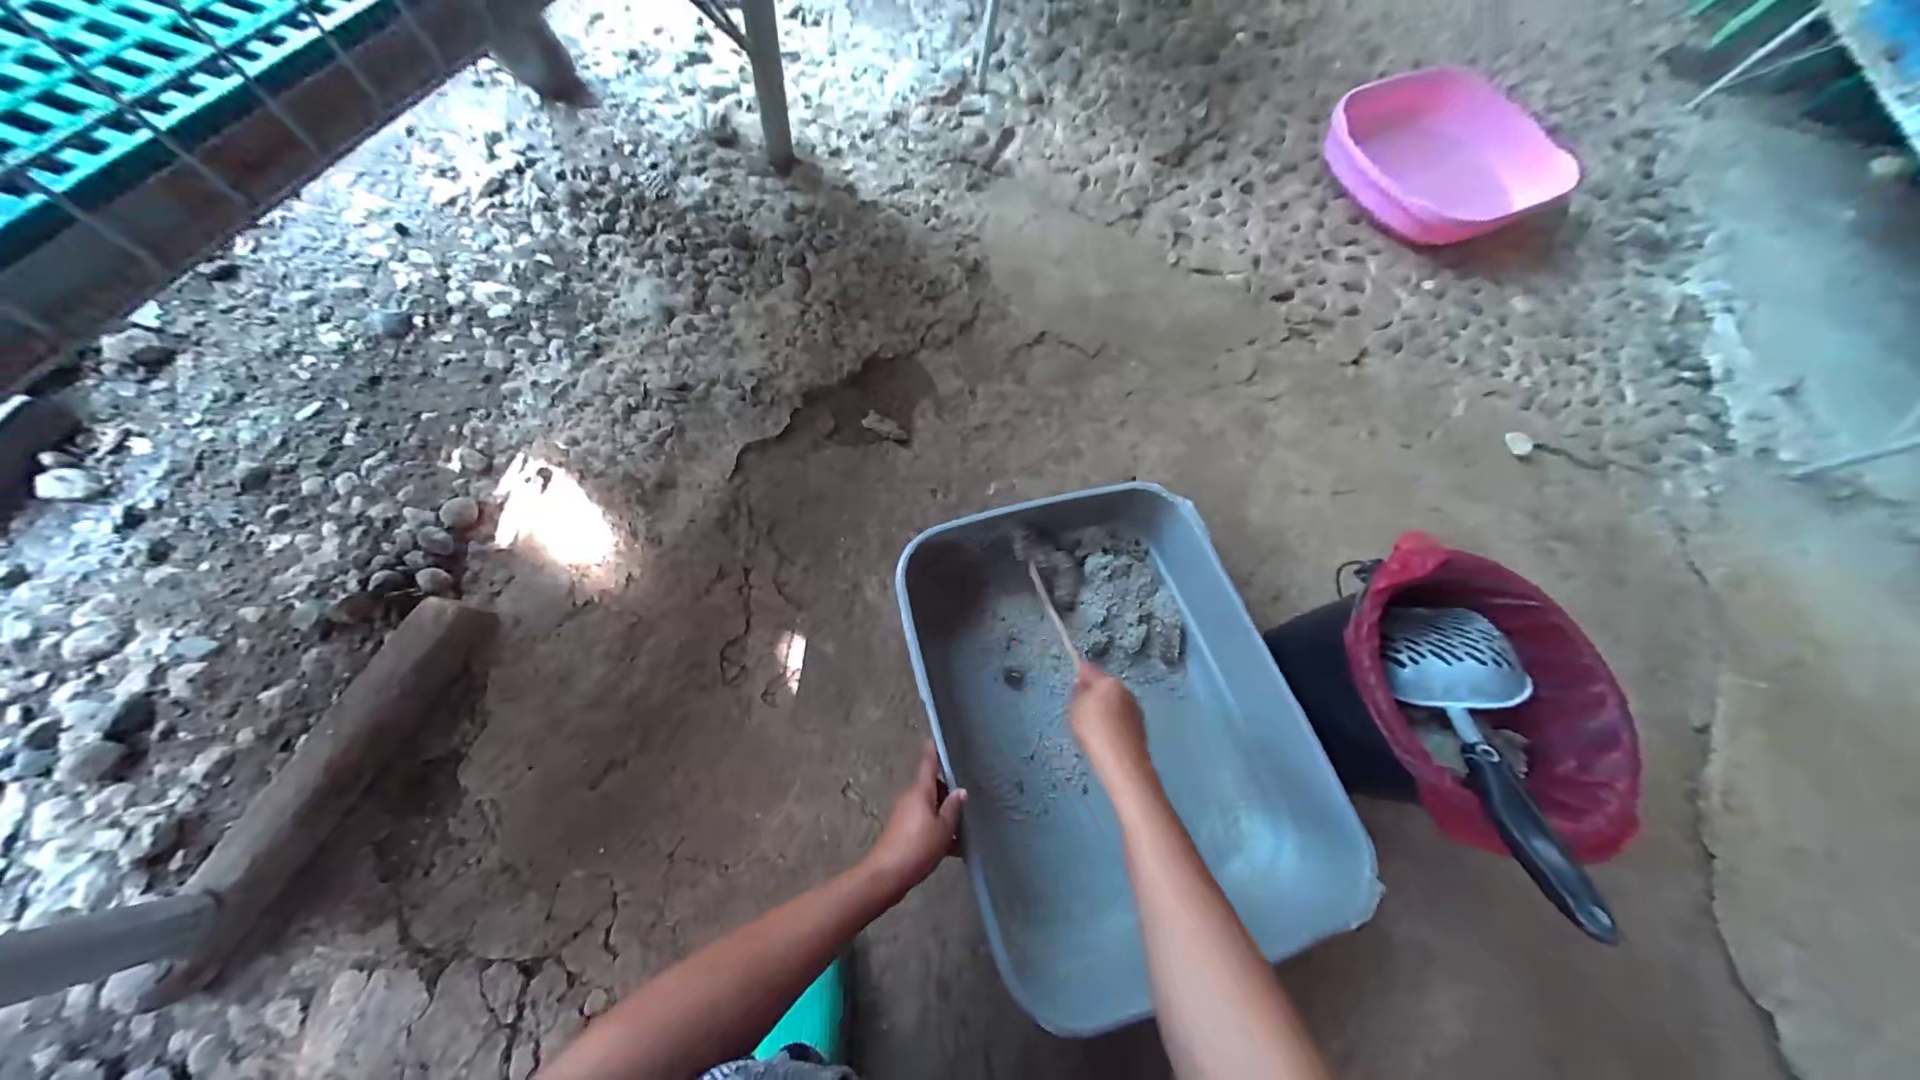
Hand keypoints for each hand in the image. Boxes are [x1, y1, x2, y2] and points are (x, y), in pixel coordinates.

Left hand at [861, 742, 965, 898]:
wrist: (886, 876)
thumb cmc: (917, 847)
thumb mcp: (943, 829)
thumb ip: (953, 808)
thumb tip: (960, 791)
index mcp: (920, 791)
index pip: (928, 763)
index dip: (933, 750)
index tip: (936, 737)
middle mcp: (911, 798)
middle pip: (933, 788)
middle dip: (949, 795)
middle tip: (969, 805)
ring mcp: (905, 815)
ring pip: (931, 808)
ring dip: (945, 817)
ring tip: (965, 832)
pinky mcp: (903, 832)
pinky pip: (925, 824)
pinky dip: (938, 831)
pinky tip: (953, 849)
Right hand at [1070, 667, 1152, 784]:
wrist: (1121, 759)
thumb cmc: (1093, 729)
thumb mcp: (1074, 707)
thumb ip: (1077, 692)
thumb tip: (1082, 684)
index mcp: (1109, 682)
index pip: (1092, 671)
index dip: (1081, 674)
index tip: (1075, 683)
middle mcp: (1126, 691)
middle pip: (1106, 688)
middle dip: (1095, 695)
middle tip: (1080, 711)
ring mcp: (1136, 709)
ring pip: (1115, 704)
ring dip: (1106, 710)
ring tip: (1093, 729)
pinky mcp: (1141, 727)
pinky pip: (1122, 719)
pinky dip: (1115, 724)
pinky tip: (1106, 738)